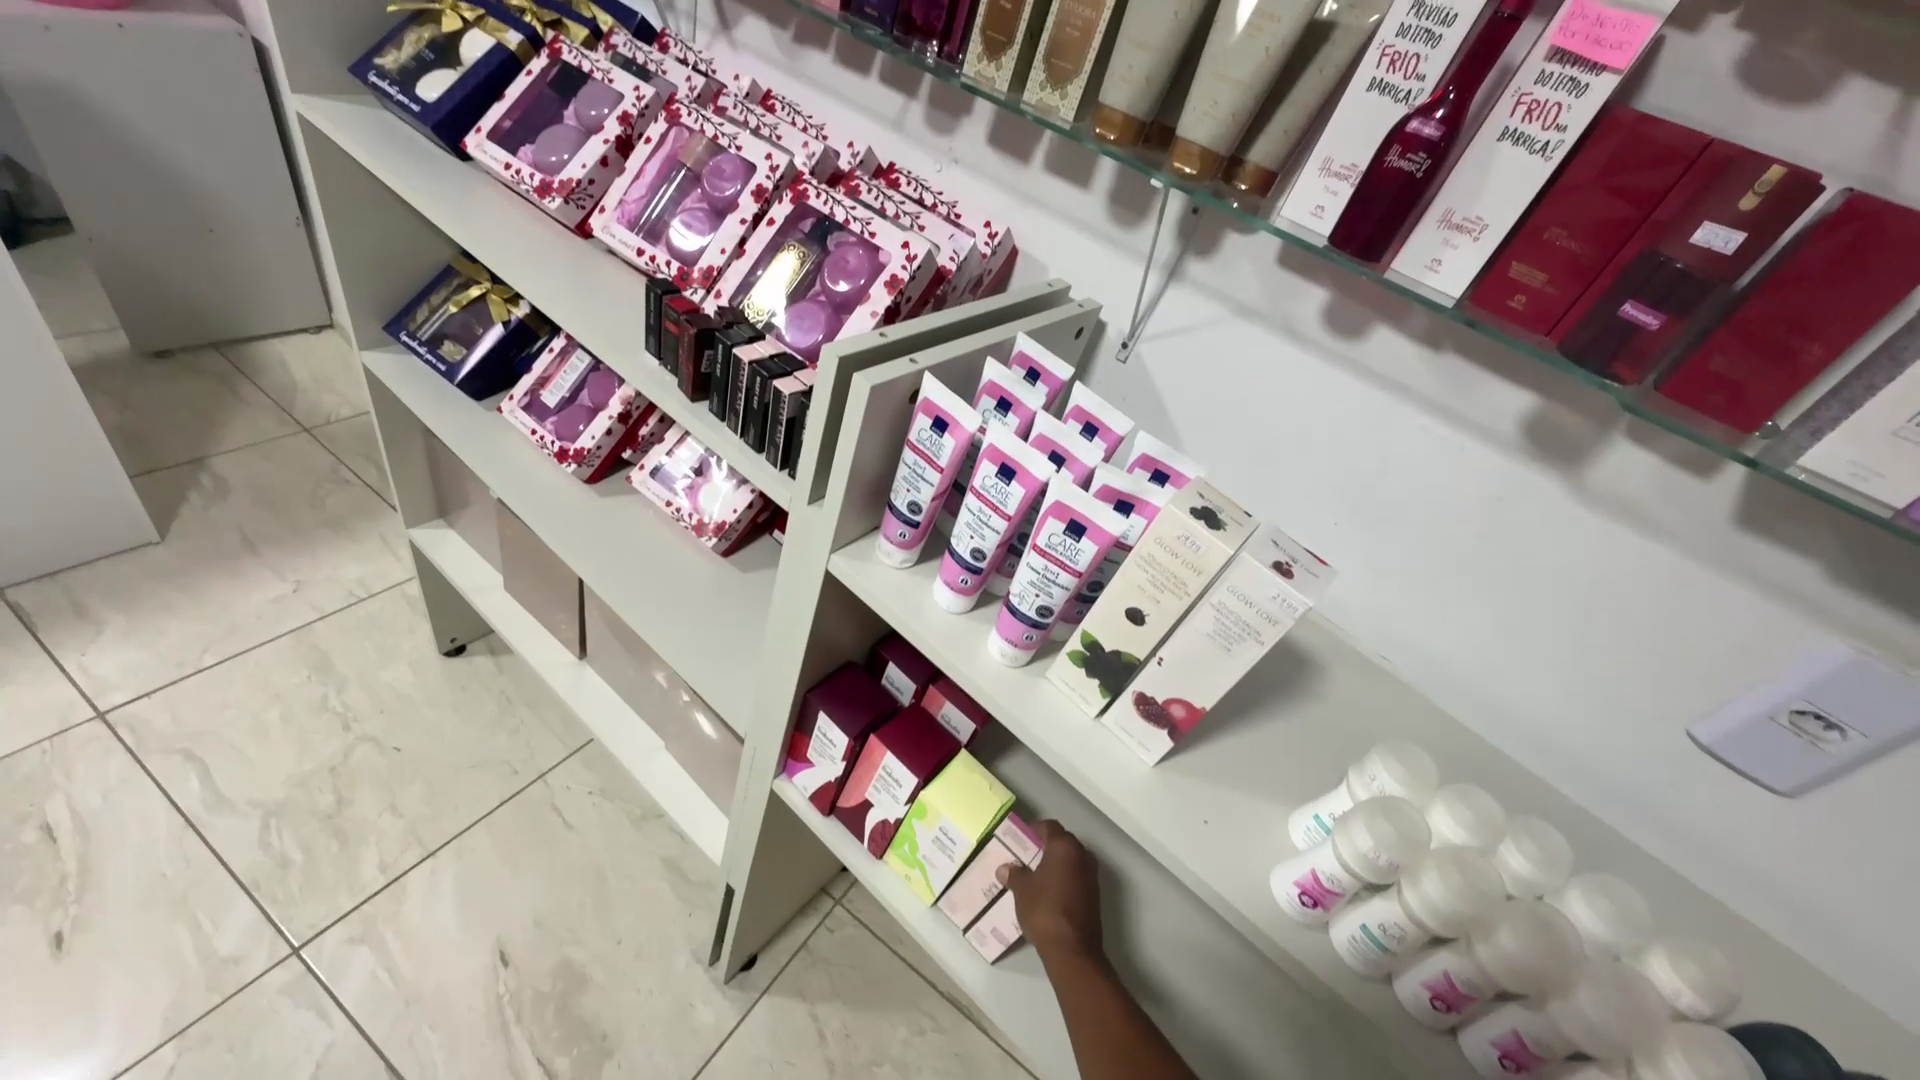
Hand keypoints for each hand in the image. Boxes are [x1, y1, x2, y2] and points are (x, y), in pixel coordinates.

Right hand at [997, 820, 1103, 963]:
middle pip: (1063, 842)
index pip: (1050, 827)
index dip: (1036, 829)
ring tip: (1035, 874)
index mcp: (1064, 847)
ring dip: (1056, 864)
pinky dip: (1064, 879)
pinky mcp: (1094, 895)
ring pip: (1071, 861)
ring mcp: (1091, 876)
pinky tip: (1049, 892)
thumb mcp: (1022, 890)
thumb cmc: (1044, 910)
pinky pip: (1077, 877)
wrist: (1072, 949)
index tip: (1023, 837)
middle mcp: (1082, 856)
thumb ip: (1014, 874)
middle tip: (1026, 855)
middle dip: (1046, 846)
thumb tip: (1005, 869)